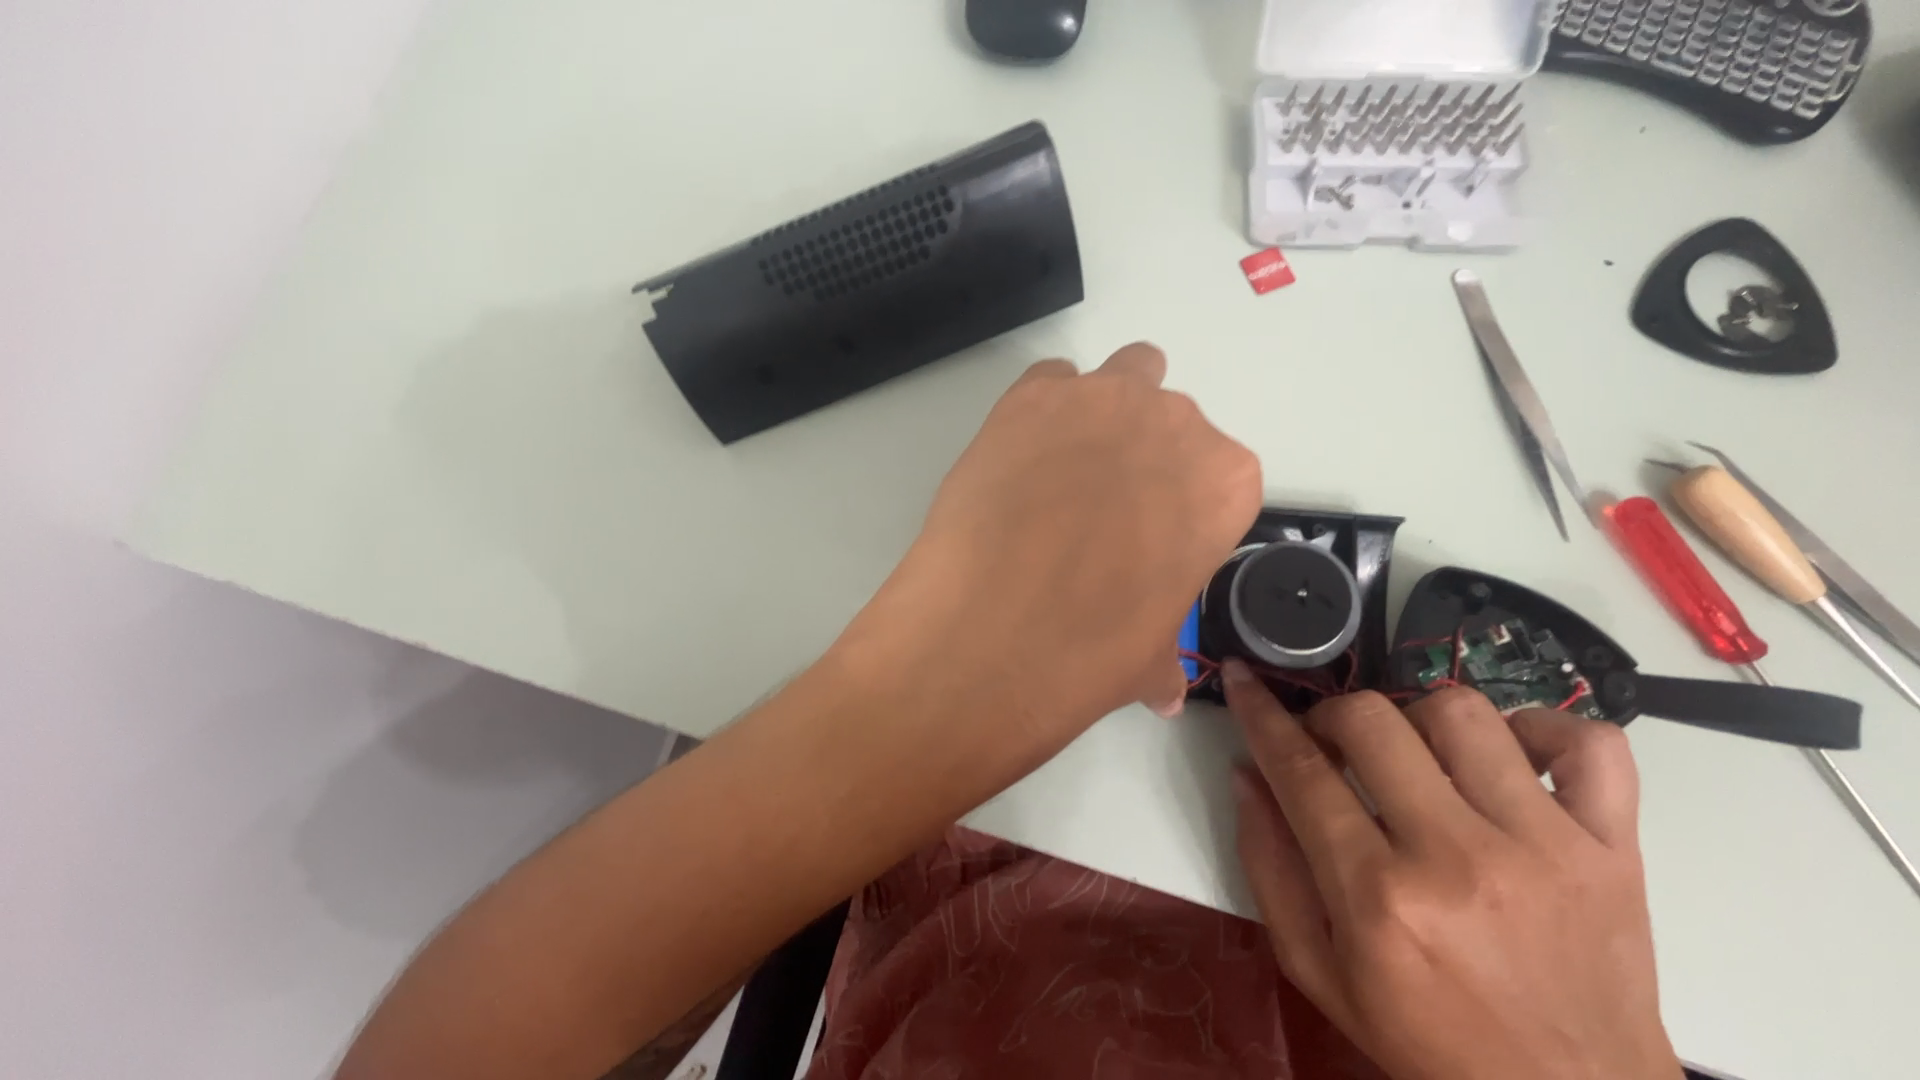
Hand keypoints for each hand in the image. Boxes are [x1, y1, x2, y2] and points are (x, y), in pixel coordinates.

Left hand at [836, 343, 1259, 757]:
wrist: (997, 628)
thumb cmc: (1094, 648)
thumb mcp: (1148, 661)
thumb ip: (1162, 661)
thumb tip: (1163, 694)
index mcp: (1226, 481)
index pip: (1217, 474)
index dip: (1179, 504)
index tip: (1147, 535)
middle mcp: (1176, 422)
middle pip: (1169, 420)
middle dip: (1140, 456)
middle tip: (1096, 508)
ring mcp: (1103, 398)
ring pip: (1121, 376)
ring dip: (1103, 409)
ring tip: (1063, 464)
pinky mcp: (1032, 395)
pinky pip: (1049, 381)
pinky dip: (1041, 409)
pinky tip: (1017, 455)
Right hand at [1226, 666, 1680, 1079]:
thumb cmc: (1426, 1039)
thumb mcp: (1315, 970)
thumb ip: (1269, 866)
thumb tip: (1246, 773)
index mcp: (1376, 896)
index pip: (1299, 768)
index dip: (1259, 712)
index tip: (1243, 679)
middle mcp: (1456, 856)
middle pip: (1371, 720)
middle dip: (1332, 716)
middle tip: (1333, 745)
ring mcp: (1545, 845)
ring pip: (1462, 712)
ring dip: (1417, 719)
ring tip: (1416, 756)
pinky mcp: (1615, 848)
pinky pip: (1588, 744)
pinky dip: (1544, 728)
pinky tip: (1511, 756)